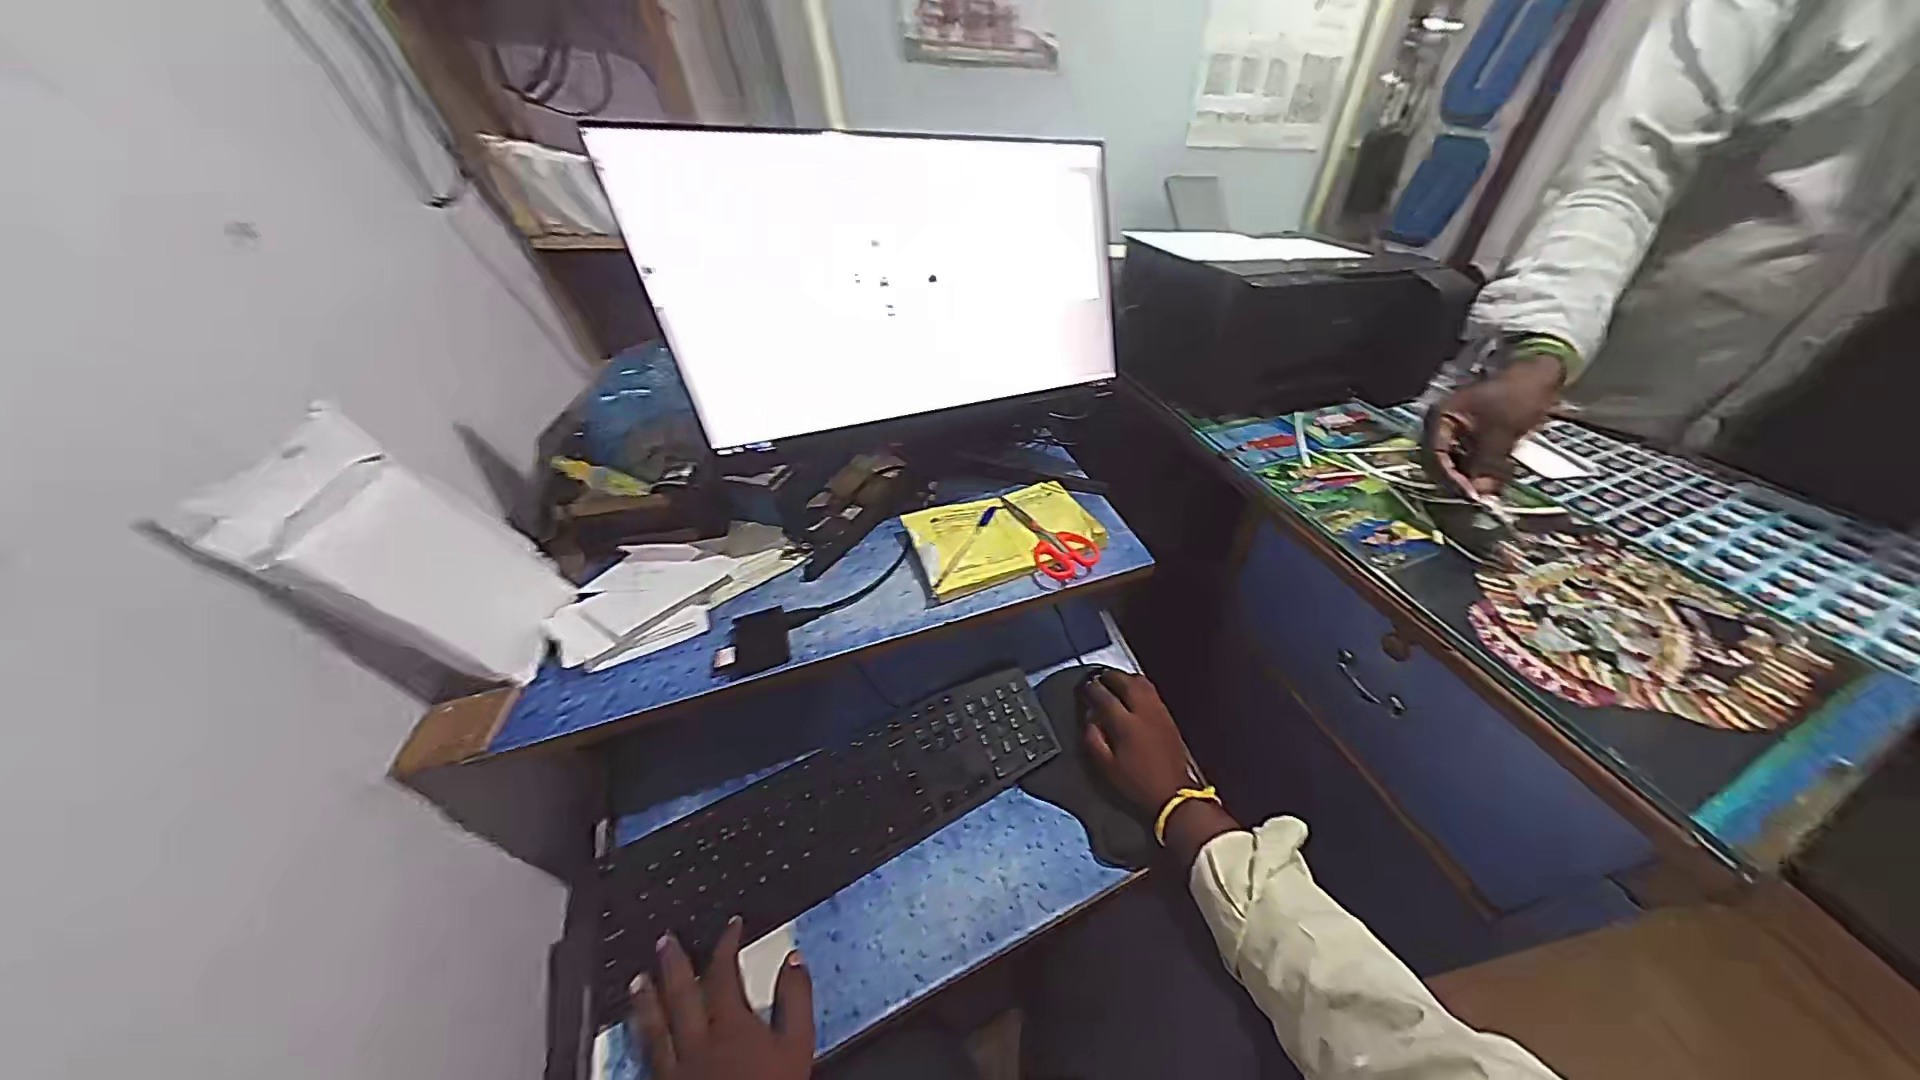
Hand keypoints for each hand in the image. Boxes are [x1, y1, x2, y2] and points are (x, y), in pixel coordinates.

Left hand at [630, 919, 813, 1079]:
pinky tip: (636, 1034)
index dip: (726, 943)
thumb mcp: (797, 1045)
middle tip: (664, 940)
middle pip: (679, 994)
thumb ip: (796, 998)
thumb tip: (794, 959)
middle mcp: (696, 1042)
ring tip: (637, 980)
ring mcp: (675, 1072)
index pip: (723, 972)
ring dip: (646, 1001)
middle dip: (673, 963)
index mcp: (729, 1023)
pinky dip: (640, 1039)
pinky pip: (646, 1059)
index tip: (732, 925)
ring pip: (654, 1028)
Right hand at [1081, 671, 1199, 814]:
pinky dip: (1138, 685)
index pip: (1104, 696)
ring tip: (1114, 681)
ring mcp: (1158, 712)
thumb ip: (1093, 739)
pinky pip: (1152, 691)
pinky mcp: (1168, 717)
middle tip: (1097, 678)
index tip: (1083, 689)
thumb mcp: (1106, 767)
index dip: (1090, 689)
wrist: (1173, 796)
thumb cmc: (1136, 784)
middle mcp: (1143, 712)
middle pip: (1124, 681)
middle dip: (1108, 676)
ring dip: (1125, 678)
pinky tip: (1132, 692)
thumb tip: (1089, 718)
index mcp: (1125, 725)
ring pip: (1141, 682)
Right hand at [1428, 350, 1564, 494]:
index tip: (1471, 497)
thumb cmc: (1518, 393)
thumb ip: (1489, 462)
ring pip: (1456, 462)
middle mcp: (1441, 427)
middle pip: (1441, 463)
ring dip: (1471, 478)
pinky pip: (1470, 458)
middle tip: (1480, 499)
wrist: (1543, 368)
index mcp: (1438, 420)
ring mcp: (1456, 431)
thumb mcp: (1503, 429)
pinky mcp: (1473, 435)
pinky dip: (1481, 470)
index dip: (1451, 479)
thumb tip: (1482, 495)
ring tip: (1489, 493)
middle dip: (1460, 482)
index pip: (1435, 457)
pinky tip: (1494, 481)